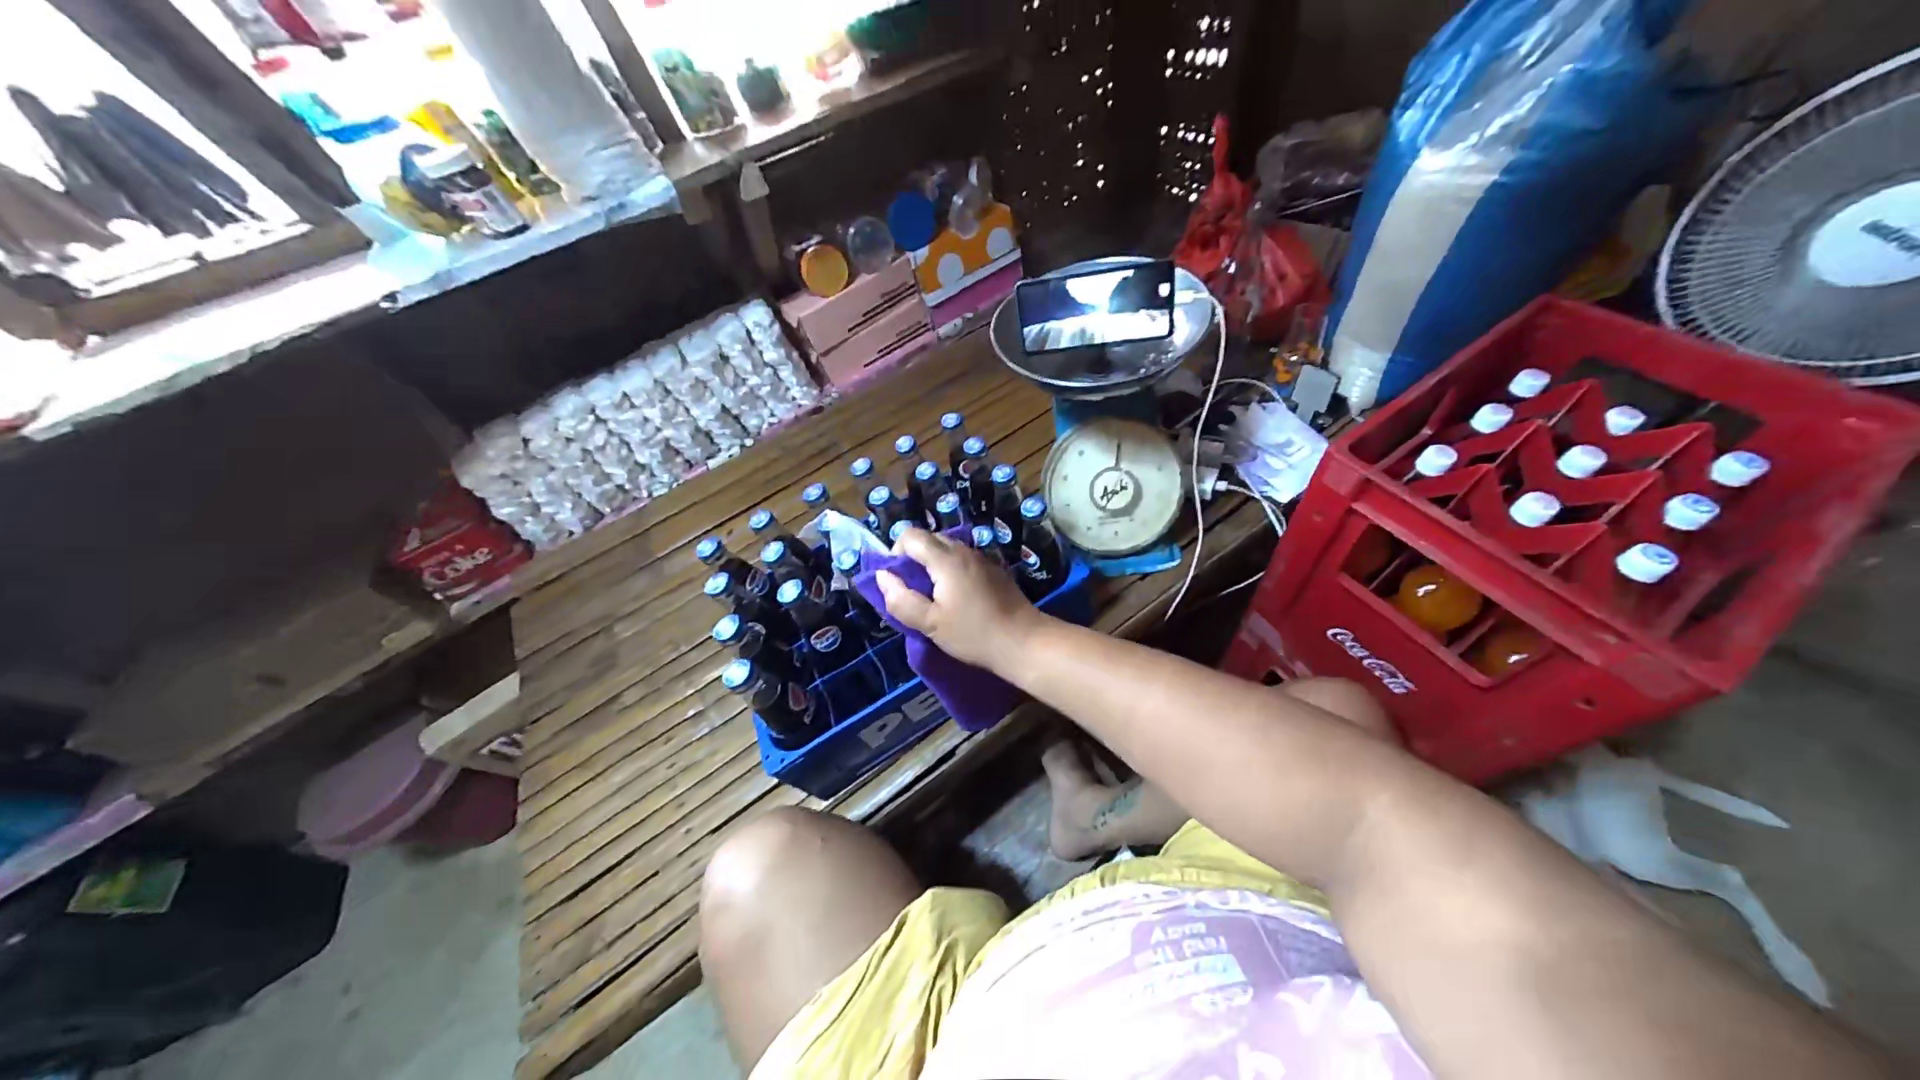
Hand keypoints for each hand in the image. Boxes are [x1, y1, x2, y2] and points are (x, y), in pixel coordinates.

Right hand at [875, 527, 1045, 672]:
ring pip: (947, 549)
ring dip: (933, 566)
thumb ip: (901, 599)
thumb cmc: (973, 634)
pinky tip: (958, 599)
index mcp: (945, 558)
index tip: (899, 582)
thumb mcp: (930, 624)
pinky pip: (963, 560)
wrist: (1023, 641)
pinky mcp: (994, 570)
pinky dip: (951, 571)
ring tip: (934, 598)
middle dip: (913, 559)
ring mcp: (982, 558)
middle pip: (929, 539)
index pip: (910, 535)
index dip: (895, 553)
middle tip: (914, 592)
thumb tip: (882, 576)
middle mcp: (964, 550)